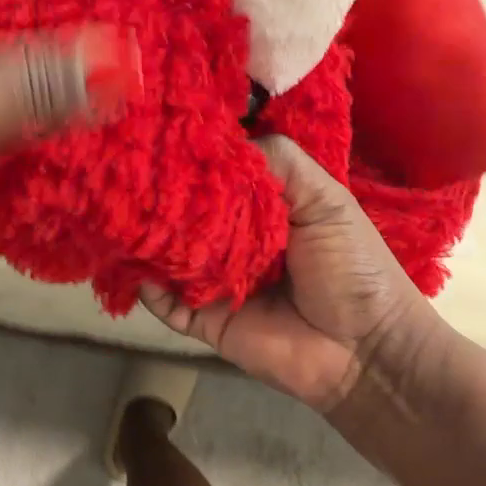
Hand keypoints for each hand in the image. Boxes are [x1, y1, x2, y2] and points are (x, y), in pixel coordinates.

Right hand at [140, 137, 440, 413]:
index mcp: (269, 211)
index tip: (167, 137)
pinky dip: (150, 290)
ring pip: (174, 259)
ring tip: (124, 216)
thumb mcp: (327, 201)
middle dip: (167, 201)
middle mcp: (238, 243)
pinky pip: (168, 305)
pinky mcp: (206, 323)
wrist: (361, 348)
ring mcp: (218, 285)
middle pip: (191, 218)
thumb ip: (282, 165)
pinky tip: (135, 267)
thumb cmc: (353, 269)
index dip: (200, 161)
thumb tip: (226, 143)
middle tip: (132, 175)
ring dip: (152, 242)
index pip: (225, 179)